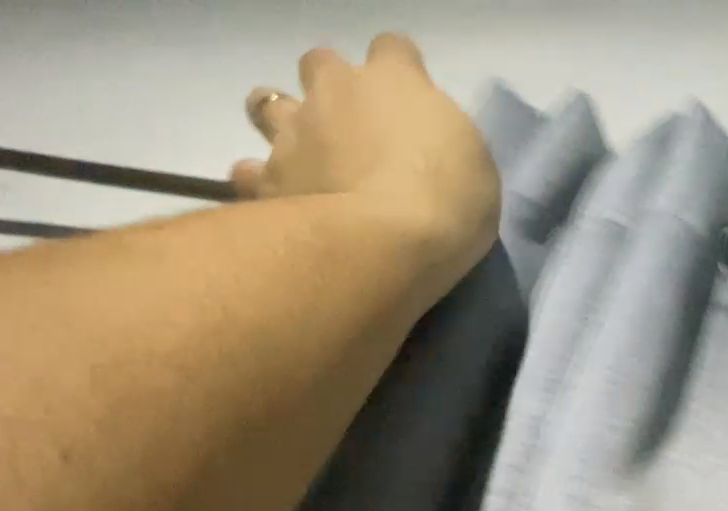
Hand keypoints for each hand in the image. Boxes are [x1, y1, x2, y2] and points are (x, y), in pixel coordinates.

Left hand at [234, 33, 499, 268]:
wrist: (387, 244)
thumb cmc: (450, 201)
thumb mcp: (475, 166)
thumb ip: (443, 140)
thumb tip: (425, 140)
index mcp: (395, 81)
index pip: (394, 49)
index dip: (401, 72)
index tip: (412, 103)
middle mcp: (336, 90)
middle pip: (321, 63)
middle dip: (332, 88)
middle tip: (355, 129)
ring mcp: (294, 131)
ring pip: (266, 102)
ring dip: (283, 121)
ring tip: (304, 155)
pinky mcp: (269, 179)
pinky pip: (251, 173)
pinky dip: (262, 182)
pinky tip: (280, 200)